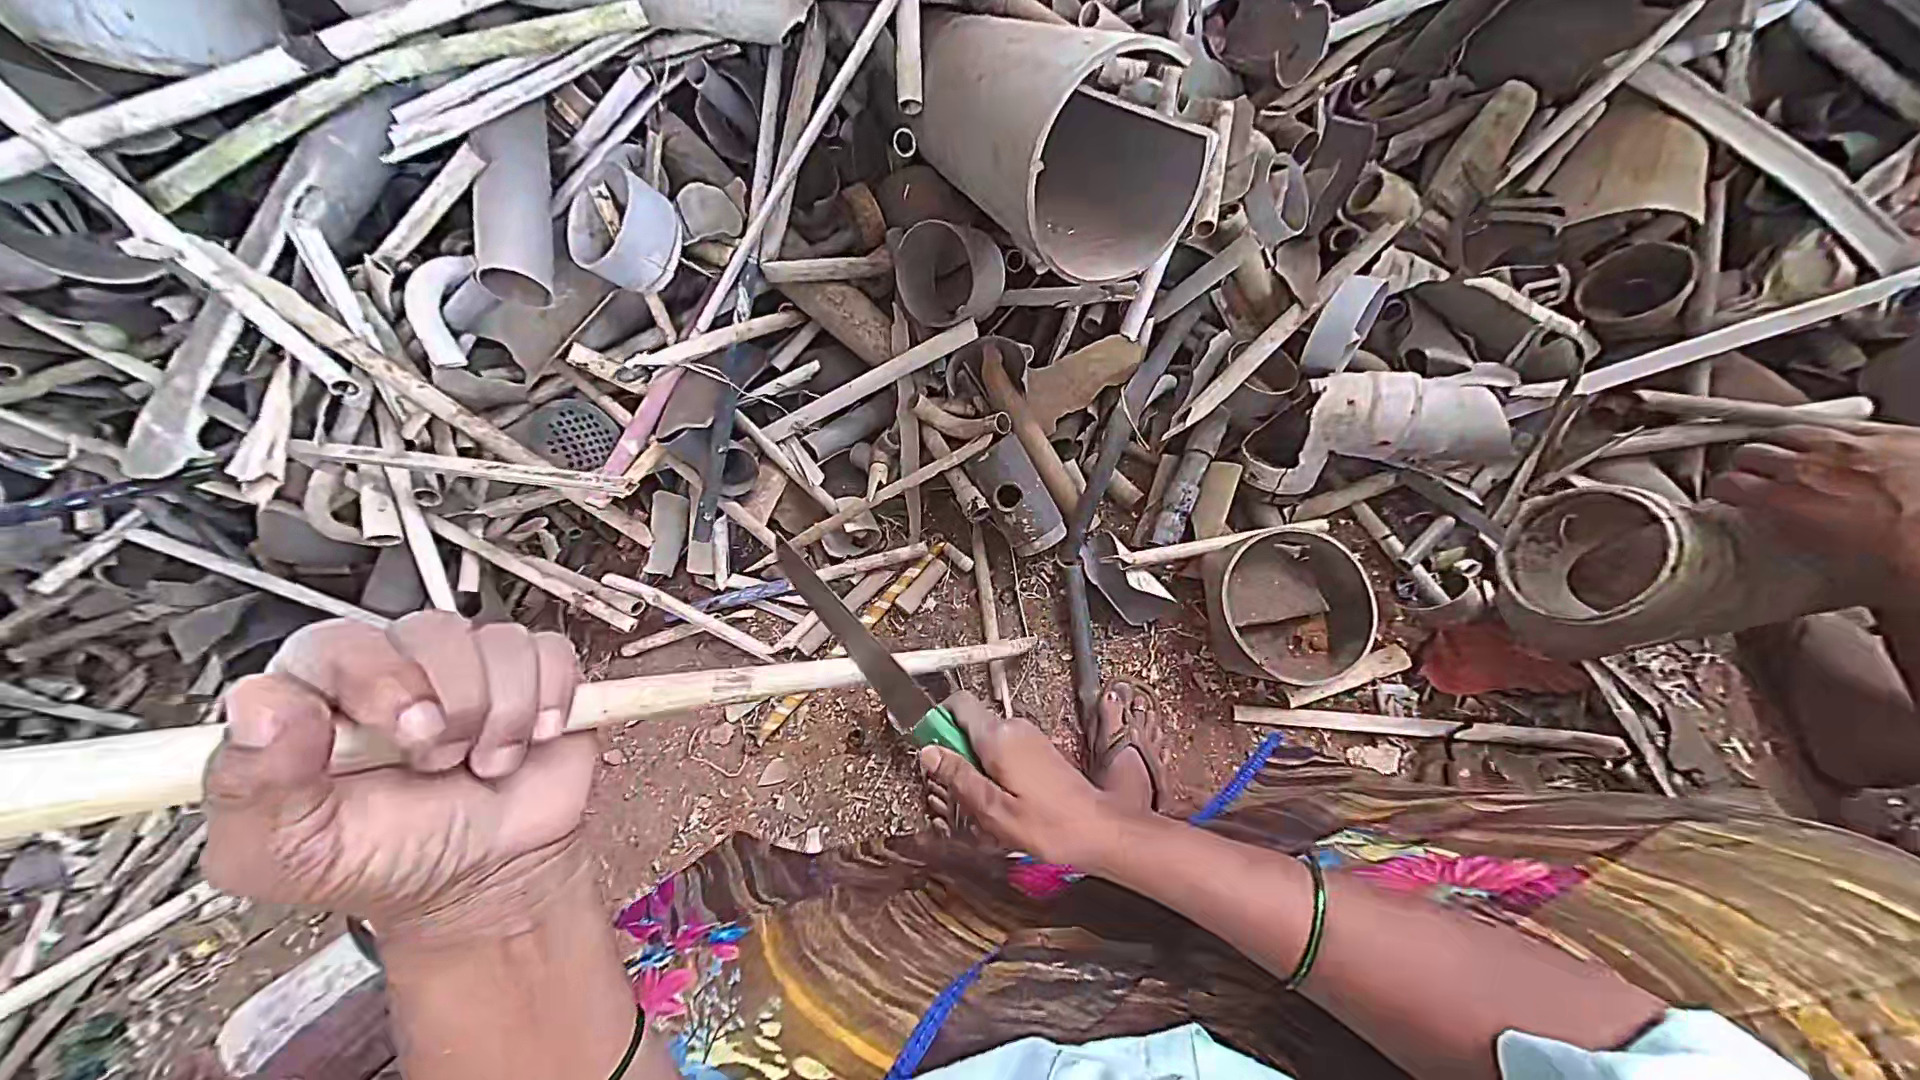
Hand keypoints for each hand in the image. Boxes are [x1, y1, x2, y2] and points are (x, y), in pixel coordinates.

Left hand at [203, 613, 592, 942]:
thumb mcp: (289, 854)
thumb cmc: (392, 859)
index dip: (379, 678)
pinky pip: (553, 653)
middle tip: (445, 757)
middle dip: (455, 702)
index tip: (406, 735)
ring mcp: (477, 667)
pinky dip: (551, 700)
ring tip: (489, 760)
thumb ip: (252, 786)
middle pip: (434, 630)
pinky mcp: (539, 672)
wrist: (490, 872)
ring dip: (506, 713)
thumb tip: (259, 707)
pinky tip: (533, 736)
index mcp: (323, 698)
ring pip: (502, 642)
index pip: (338, 643)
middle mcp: (403, 670)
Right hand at [916, 692, 1148, 870]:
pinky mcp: (1038, 748)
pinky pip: (1004, 749)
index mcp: (998, 736)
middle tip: (961, 793)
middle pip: (969, 725)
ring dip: (976, 765)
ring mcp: (1028, 735)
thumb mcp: (992, 809)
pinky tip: (1006, 802)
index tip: (931, 751)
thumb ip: (958, 777)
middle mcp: (1013, 726)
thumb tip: (929, 752)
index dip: (937, 721)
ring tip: (986, 805)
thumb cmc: (1049, 825)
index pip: (958, 704)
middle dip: (957, 754)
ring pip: (985, 740)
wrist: (1100, 829)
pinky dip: (995, 769)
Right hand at [1711, 426, 1919, 609]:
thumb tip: (1798, 592)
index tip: (1727, 500)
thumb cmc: (1918, 557)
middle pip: (1752, 453)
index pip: (1727, 484)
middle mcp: (1815, 469)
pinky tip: (1835, 446)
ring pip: (1791, 432)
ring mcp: (1856, 448)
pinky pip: (1841, 425)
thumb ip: (1811, 576)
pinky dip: (1829, 434)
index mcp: (1791, 502)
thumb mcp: (1854, 581)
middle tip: (1750, 478)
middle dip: (1746, 466)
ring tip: (1785, 457)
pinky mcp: (1896, 434)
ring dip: (1782, 445)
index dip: (1722, 492)